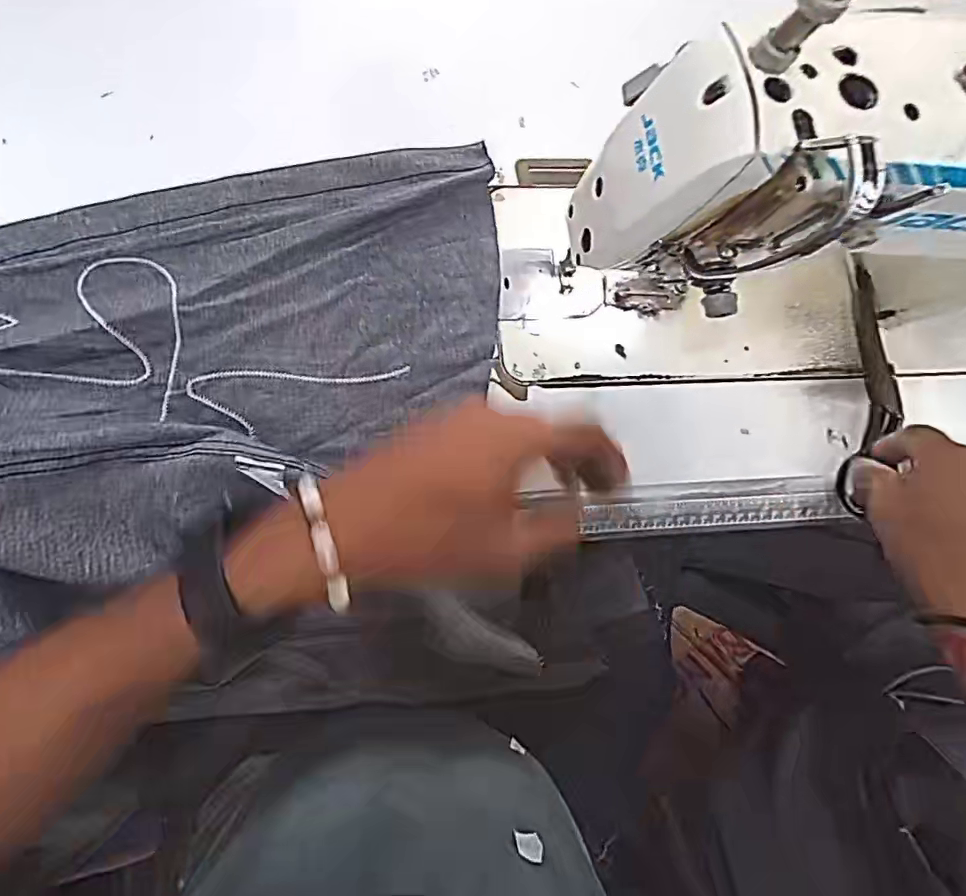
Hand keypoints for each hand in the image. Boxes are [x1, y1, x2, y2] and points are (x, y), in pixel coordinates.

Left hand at [226, 402, 626, 613]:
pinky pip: (488, 430)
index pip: (586, 431)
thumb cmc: (422, 539)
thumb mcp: (505, 552)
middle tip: (588, 489)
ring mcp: (456, 415)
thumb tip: (580, 514)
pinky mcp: (434, 424)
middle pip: (553, 424)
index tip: (617, 482)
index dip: (611, 458)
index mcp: (514, 436)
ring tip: (549, 492)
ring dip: (543, 454)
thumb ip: (559, 529)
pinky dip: (509, 451)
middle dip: (577, 457)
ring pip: (519, 426)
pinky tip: (502, 485)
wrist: (347, 525)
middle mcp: (487, 413)